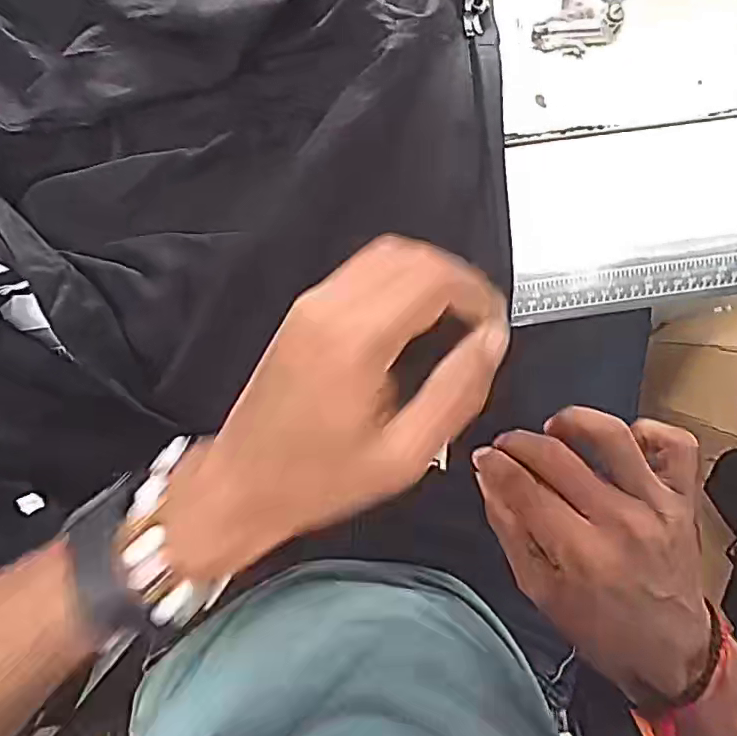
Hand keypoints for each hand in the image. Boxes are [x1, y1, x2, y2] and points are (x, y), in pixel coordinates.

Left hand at [160, 236, 509, 579]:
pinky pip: (361, 270)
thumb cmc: (311, 478)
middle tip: (479, 316)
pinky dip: (399, 278)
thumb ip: (457, 391)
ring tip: (454, 314)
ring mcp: (312, 306)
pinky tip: (414, 315)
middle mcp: (329, 311)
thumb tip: (489, 346)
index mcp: (356, 341)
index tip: (492, 319)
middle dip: (459, 278)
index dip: (477, 292)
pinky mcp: (304, 312)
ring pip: (386, 254)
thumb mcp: (404, 454)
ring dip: (429, 273)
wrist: (244, 482)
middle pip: (412, 256)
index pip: (433, 278)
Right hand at [475, 407, 711, 711]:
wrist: (676, 654)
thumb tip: (488, 478)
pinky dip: (646, 431)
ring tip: (555, 430)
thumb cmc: (606, 629)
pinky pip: (671, 442)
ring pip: (612, 435)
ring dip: (573, 422)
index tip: (484, 458)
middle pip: (556, 456)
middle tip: (505, 446)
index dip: (494, 464)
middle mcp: (622, 523)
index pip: (524, 487)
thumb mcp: (541, 592)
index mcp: (583, 555)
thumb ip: (510, 530)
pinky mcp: (683, 497)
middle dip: (517, 442)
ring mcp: (657, 505)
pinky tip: (620, 445)